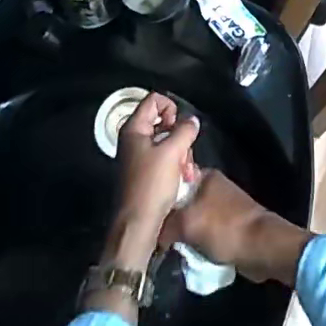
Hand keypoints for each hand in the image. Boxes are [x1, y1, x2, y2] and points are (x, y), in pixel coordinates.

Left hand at [114, 92, 198, 231]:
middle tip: (186, 151)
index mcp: (134, 128)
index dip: (171, 107)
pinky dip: (175, 164)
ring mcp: (138, 156)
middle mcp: (133, 139)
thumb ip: (185, 131)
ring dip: (181, 152)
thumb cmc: (151, 185)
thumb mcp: (172, 153)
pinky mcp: (144, 172)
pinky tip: (183, 177)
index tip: (181, 125)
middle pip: (161, 121)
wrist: (137, 225)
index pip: (153, 100)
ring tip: (187, 170)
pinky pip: (163, 158)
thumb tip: (192, 120)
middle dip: (180, 134)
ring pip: (166, 141)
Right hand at [158, 170, 310, 285]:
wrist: (262, 247)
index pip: (173, 179)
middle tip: (156, 232)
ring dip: (184, 231)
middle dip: (171, 216)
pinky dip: (197, 240)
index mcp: (205, 175)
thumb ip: (166, 224)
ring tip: (169, 244)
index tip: (146, 211)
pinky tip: (187, 251)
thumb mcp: (187, 224)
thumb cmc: (224, 228)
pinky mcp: (228, 224)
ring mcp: (222, 205)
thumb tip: (154, 232)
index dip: (159, 194)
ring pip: (193, 217)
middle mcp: (213, 186)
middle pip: (182, 200)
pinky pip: (204, 230)